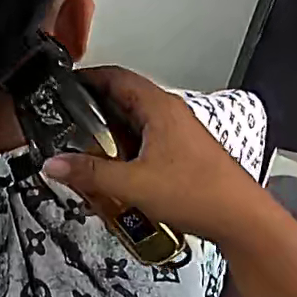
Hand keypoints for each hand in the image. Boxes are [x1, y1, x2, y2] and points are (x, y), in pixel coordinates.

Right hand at [40, 66, 275, 245]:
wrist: (240, 219)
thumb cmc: (201, 193)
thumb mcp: (133, 184)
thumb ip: (90, 174)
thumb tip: (56, 164)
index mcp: (160, 109)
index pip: (116, 76)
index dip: (87, 78)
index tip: (64, 87)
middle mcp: (171, 116)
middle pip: (124, 100)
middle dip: (93, 111)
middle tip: (68, 124)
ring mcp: (179, 135)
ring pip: (135, 124)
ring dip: (110, 135)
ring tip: (87, 153)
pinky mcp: (183, 155)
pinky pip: (147, 144)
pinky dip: (126, 153)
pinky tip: (116, 176)